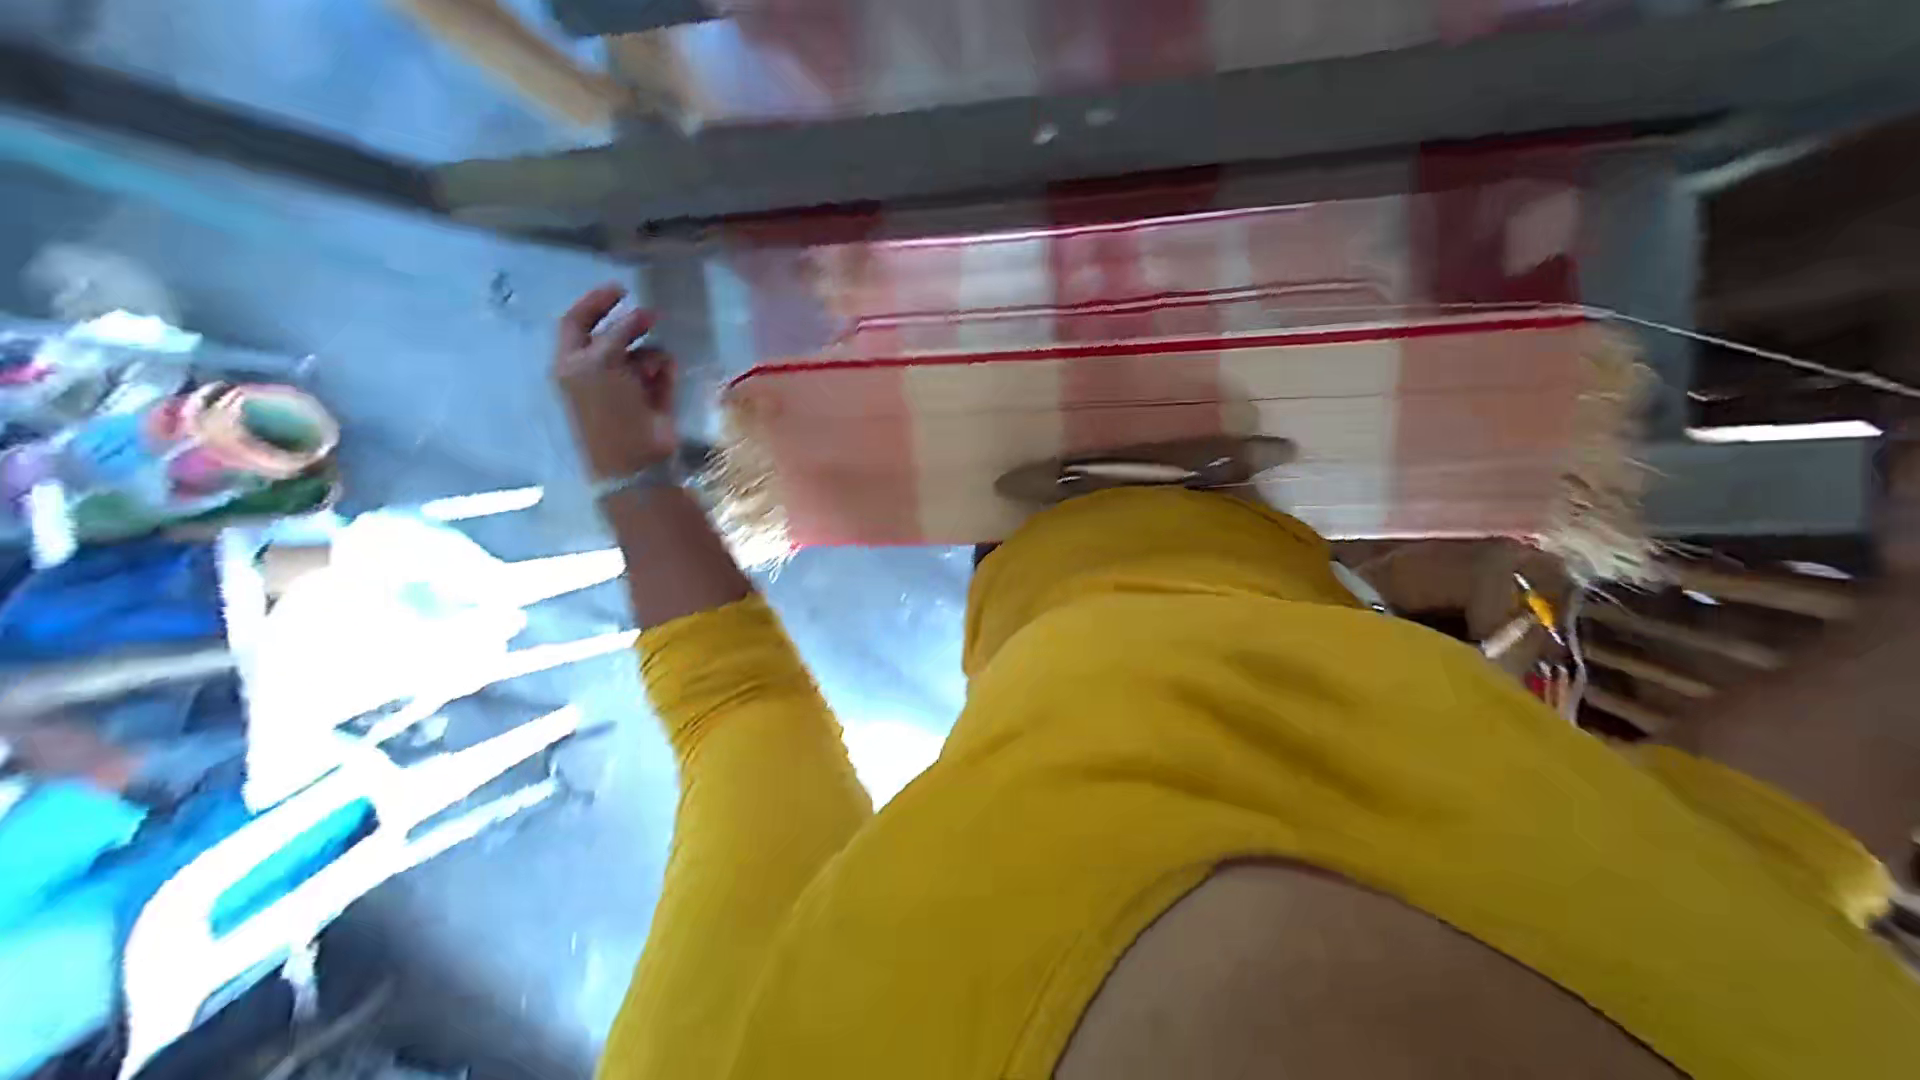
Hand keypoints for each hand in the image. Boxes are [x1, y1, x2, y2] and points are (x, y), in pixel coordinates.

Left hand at [555, 284, 677, 478]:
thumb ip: (616, 333)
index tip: (621, 289)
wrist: (633, 460)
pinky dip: (665, 371)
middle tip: (653, 316)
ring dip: (650, 354)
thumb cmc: (607, 410)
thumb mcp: (601, 364)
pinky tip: (666, 375)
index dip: (596, 302)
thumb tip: (638, 314)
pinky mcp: (653, 401)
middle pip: (614, 337)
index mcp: (573, 364)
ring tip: (657, 365)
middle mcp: (597, 373)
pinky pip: (662, 374)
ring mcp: (626, 388)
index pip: (577, 322)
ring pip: (641, 355)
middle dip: (632, 327)